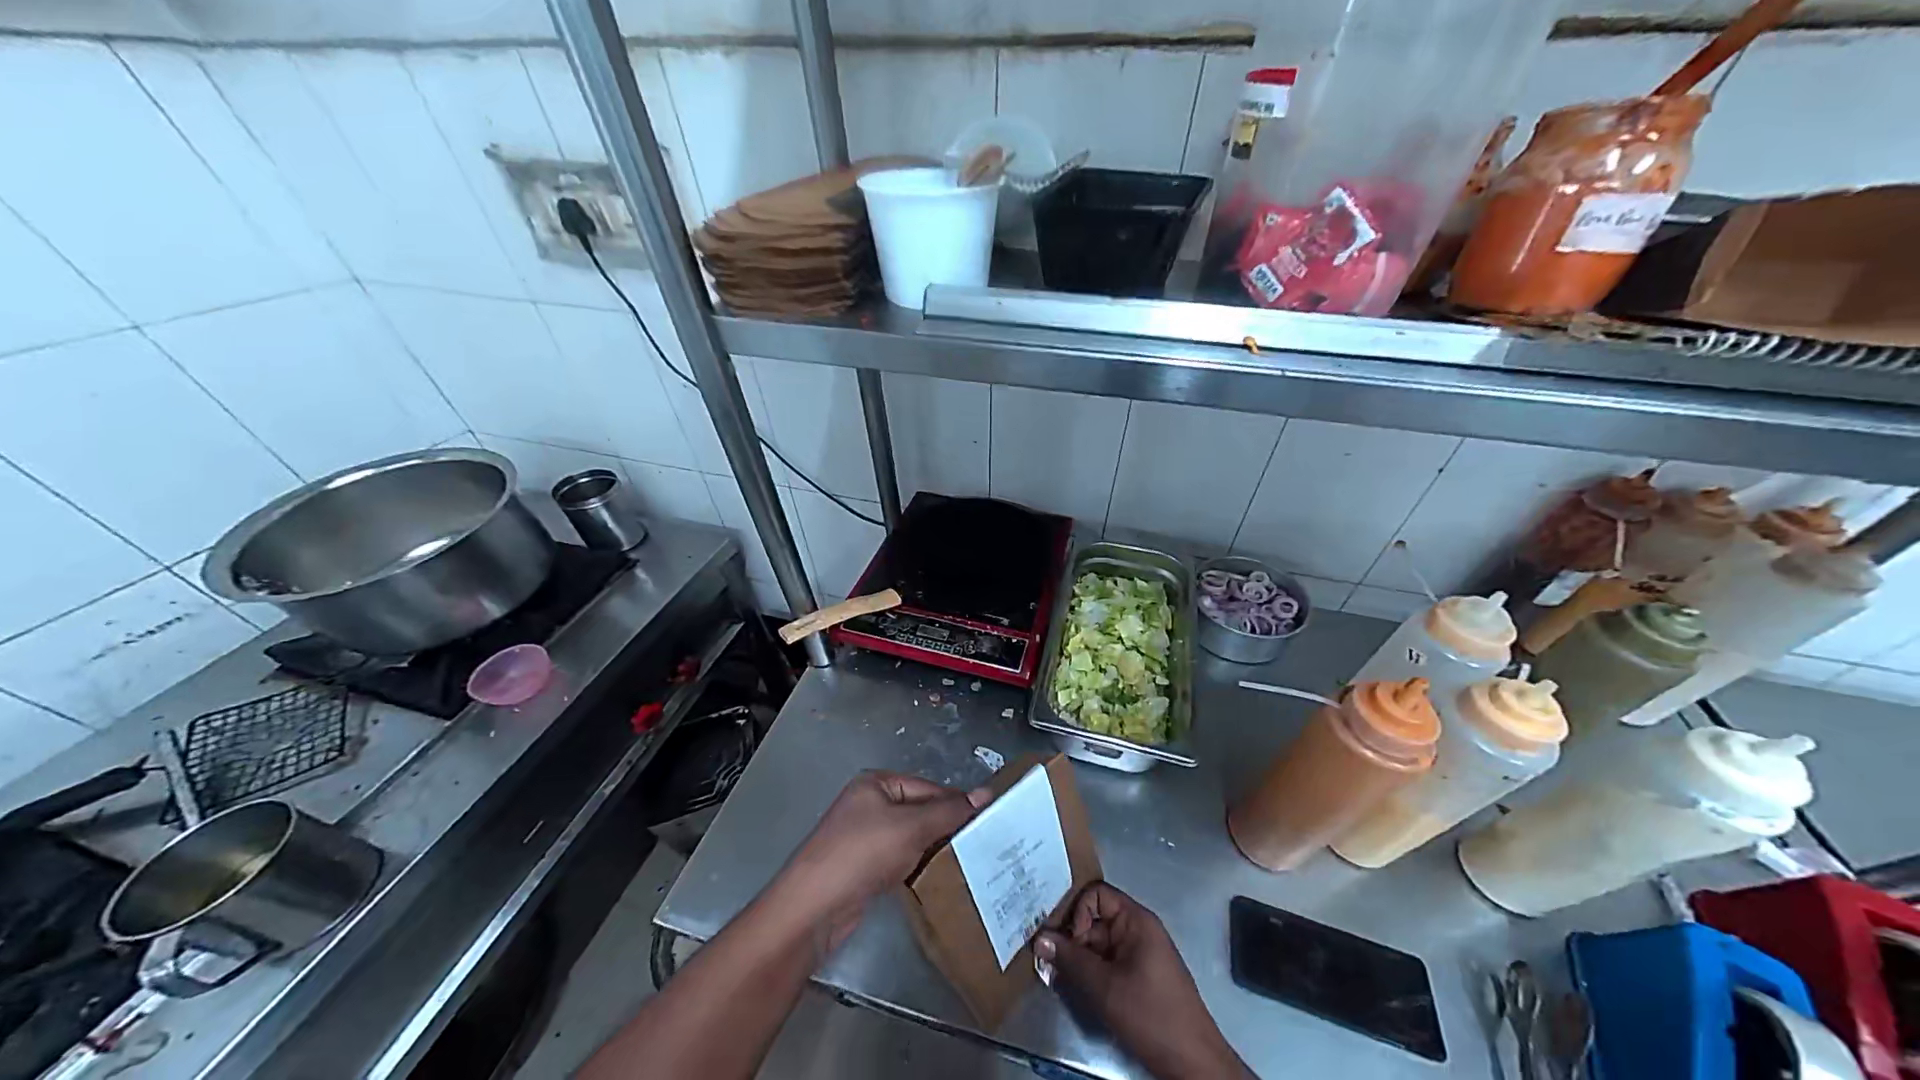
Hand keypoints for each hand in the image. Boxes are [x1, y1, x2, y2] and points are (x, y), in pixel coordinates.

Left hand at [774, 771, 983, 946]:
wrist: (814, 907)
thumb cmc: (862, 854)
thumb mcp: (912, 827)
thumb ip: (949, 812)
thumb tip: (986, 793)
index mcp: (876, 783)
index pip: (928, 788)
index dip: (955, 805)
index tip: (986, 824)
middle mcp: (868, 804)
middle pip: (919, 812)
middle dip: (944, 828)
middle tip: (980, 846)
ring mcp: (862, 837)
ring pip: (910, 838)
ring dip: (931, 849)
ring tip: (964, 863)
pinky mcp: (862, 867)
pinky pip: (898, 858)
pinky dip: (915, 866)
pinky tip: (934, 878)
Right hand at [1037, 883, 1251, 1079]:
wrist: (1193, 1063)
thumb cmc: (1152, 1016)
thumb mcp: (1105, 987)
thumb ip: (1071, 959)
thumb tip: (1040, 937)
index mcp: (1136, 921)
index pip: (1097, 894)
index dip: (1077, 911)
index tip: (1065, 940)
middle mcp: (1137, 931)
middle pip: (1094, 919)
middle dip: (1070, 937)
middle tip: (1047, 958)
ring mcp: (1138, 954)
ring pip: (1097, 943)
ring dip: (1077, 957)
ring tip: (1056, 975)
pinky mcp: (1136, 977)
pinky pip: (1105, 962)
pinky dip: (1089, 971)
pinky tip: (1074, 986)